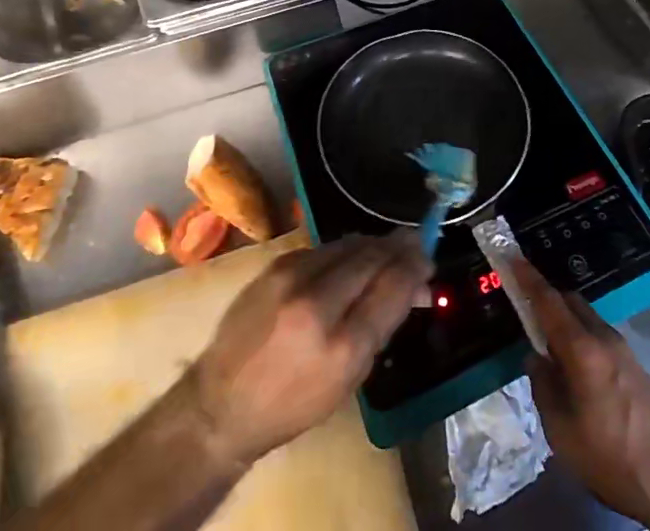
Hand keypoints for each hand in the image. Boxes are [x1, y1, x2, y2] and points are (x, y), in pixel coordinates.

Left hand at [184, 232, 430, 465]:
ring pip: (349, 244)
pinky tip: (352, 258)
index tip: (428, 259)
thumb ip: (383, 326)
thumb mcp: (349, 379)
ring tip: (389, 248)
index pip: (392, 287)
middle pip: (372, 257)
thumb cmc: (293, 404)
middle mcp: (317, 304)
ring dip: (374, 244)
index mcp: (342, 345)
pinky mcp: (274, 266)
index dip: (415, 267)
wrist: (221, 402)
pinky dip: (345, 251)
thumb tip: (415, 287)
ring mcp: (291, 279)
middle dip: (399, 247)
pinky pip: (323, 249)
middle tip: (416, 244)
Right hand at [517, 260, 649, 530]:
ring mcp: (625, 351)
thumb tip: (536, 359)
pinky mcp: (636, 366)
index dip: (528, 277)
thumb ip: (543, 387)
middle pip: (571, 302)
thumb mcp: (561, 431)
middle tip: (521, 303)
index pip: (550, 302)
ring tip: (542, 337)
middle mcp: (606, 339)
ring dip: (563, 318)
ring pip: (586, 318)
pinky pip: (598, 335)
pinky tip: (571, 362)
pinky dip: (579, 334)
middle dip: (545, 295)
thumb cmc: (610, 459)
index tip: (511, 256)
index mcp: (583, 351)